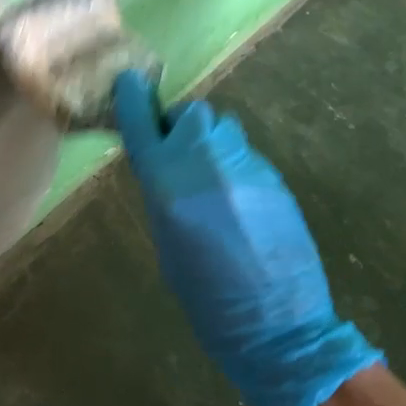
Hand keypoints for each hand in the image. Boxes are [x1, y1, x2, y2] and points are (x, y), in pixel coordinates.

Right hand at [113, 69, 382, 405]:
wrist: (277, 324)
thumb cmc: (205, 296)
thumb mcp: (165, 240)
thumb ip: (162, 192)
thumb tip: (166, 165)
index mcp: (164, 181)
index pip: (139, 118)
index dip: (130, 95)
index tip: (128, 81)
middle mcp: (203, 160)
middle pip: (190, 112)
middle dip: (182, 125)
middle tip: (181, 153)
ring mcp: (243, 165)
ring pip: (222, 127)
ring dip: (212, 142)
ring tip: (214, 179)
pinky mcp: (274, 176)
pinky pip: (245, 155)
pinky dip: (237, 168)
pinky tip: (242, 203)